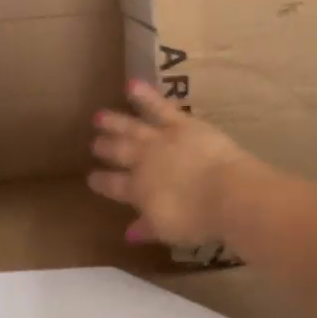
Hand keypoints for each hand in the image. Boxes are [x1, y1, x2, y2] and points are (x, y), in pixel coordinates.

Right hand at [87, 80, 262, 245]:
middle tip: (94, 143)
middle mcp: (144, 161)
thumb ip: (147, 227)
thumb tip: (129, 233)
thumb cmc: (198, 219)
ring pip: (132, 127)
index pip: (114, 185)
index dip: (102, 181)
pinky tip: (132, 84)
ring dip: (115, 121)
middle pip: (119, 152)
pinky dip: (145, 95)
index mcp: (139, 190)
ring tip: (100, 116)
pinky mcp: (181, 123)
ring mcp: (160, 139)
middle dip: (106, 148)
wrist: (225, 193)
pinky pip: (159, 107)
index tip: (91, 177)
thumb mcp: (168, 230)